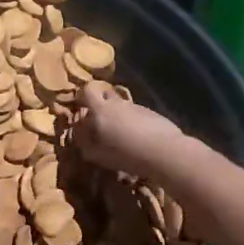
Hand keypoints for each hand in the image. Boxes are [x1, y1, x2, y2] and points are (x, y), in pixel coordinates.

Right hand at [73, 83, 192, 180]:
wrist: (166, 153)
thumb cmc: (124, 153)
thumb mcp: (95, 154)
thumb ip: (83, 141)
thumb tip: (78, 132)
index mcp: (100, 109)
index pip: (87, 91)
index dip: (83, 96)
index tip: (82, 106)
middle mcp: (118, 103)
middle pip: (106, 95)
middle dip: (102, 104)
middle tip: (101, 120)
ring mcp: (137, 107)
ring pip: (123, 106)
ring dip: (119, 115)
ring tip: (122, 133)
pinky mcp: (154, 114)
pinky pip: (138, 114)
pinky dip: (135, 122)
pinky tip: (139, 138)